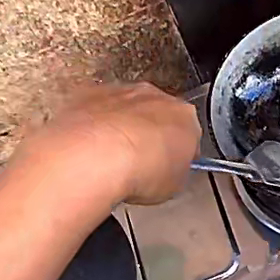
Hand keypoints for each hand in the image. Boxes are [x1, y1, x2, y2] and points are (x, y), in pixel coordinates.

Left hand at [31, 83, 200, 205]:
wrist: (97, 158)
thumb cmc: (138, 168)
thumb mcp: (173, 186)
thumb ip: (175, 173)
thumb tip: (168, 177)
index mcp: (184, 116)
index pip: (189, 134)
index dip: (180, 155)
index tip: (172, 169)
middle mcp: (155, 97)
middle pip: (158, 116)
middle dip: (151, 137)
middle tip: (143, 166)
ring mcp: (121, 93)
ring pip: (126, 110)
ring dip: (123, 131)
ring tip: (114, 163)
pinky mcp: (89, 95)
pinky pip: (97, 111)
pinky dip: (96, 128)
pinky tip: (92, 152)